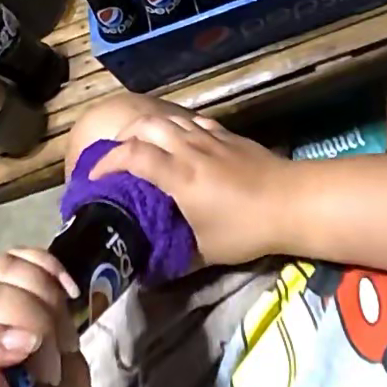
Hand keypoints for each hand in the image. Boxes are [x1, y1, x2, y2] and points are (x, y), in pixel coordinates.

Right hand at [90, 113, 293, 265]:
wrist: (291, 200)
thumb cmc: (247, 228)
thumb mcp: (206, 252)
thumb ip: (175, 256)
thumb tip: (151, 268)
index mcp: (178, 175)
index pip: (132, 155)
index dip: (107, 162)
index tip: (95, 177)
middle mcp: (188, 148)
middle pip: (146, 125)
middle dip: (123, 135)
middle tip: (115, 155)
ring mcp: (208, 137)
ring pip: (168, 118)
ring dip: (147, 126)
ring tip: (139, 142)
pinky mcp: (225, 134)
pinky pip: (191, 120)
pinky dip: (175, 125)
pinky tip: (177, 138)